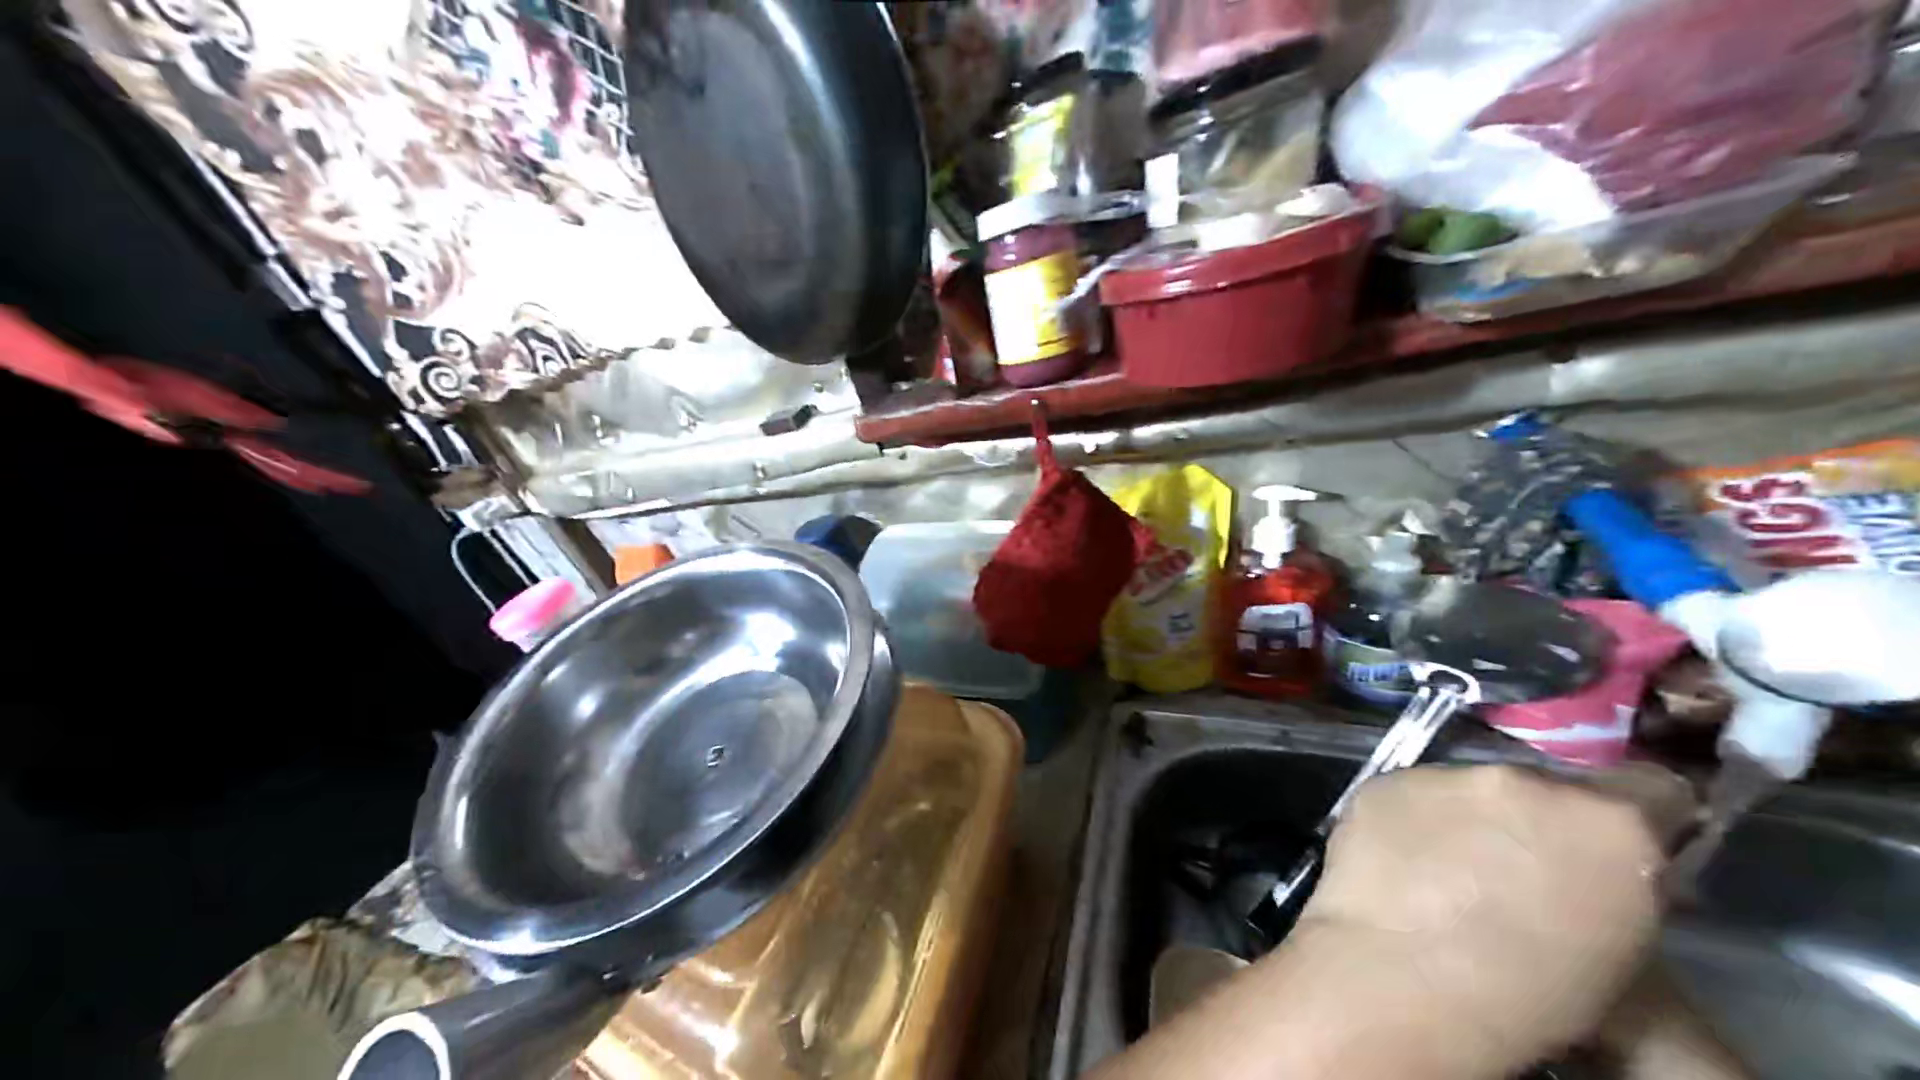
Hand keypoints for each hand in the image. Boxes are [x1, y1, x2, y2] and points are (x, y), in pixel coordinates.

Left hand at [1300, 765, 1666, 1073]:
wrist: (1402, 975)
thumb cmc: (1533, 993)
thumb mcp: (1633, 961)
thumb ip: (1633, 892)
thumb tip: (1620, 875)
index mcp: (1609, 821)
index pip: (1653, 788)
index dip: (1645, 816)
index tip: (1624, 844)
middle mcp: (1522, 779)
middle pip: (1549, 789)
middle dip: (1546, 823)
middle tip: (1530, 872)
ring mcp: (1442, 774)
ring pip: (1474, 790)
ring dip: (1477, 819)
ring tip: (1459, 872)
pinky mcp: (1382, 782)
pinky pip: (1412, 797)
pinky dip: (1417, 821)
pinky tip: (1407, 865)